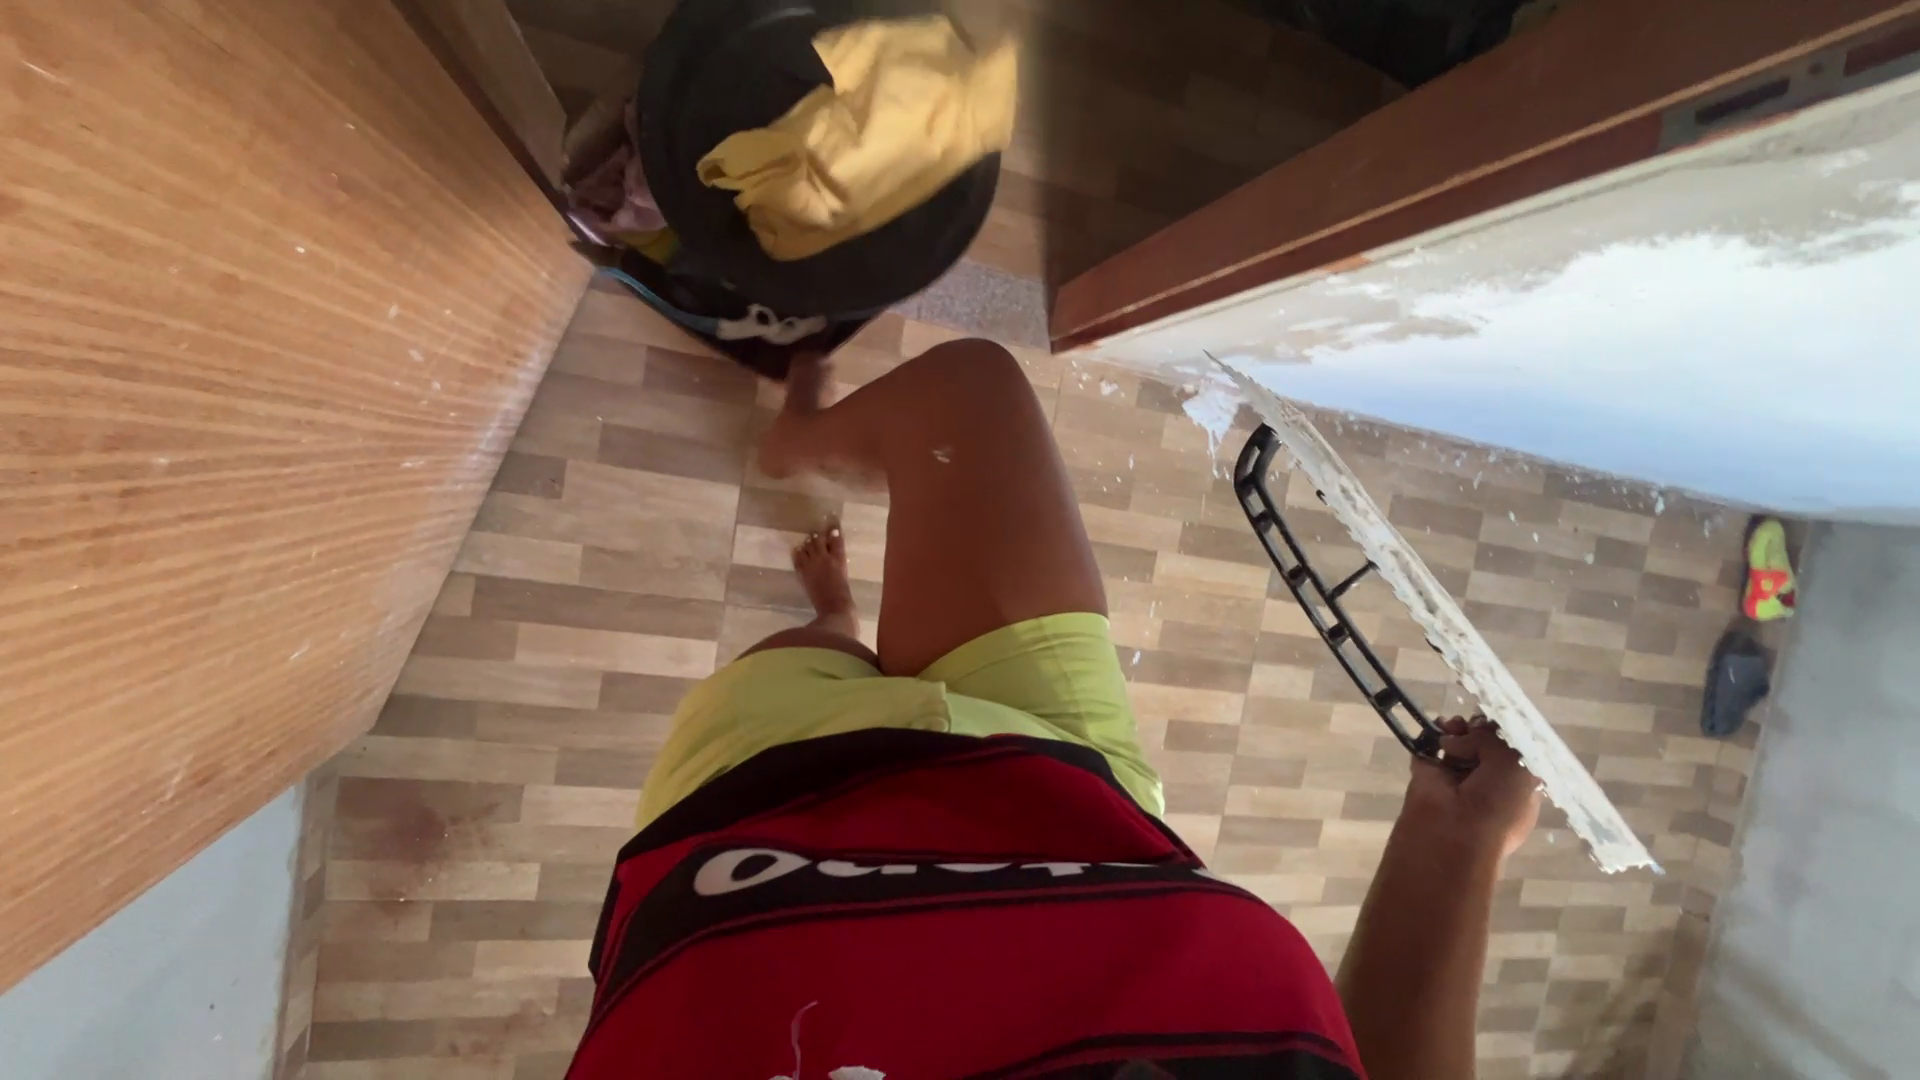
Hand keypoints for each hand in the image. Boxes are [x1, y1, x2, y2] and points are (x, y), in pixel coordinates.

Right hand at [1402, 716, 1541, 861]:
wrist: (1452, 828)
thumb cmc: (1496, 803)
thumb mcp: (1513, 767)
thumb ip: (1494, 739)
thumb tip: (1463, 733)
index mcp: (1518, 783)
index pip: (1515, 749)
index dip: (1507, 731)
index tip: (1499, 721)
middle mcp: (1490, 778)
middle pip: (1486, 741)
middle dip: (1480, 727)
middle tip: (1473, 724)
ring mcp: (1457, 774)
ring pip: (1459, 740)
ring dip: (1458, 728)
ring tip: (1453, 726)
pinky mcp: (1428, 771)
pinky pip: (1430, 745)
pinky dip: (1432, 733)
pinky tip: (1438, 729)